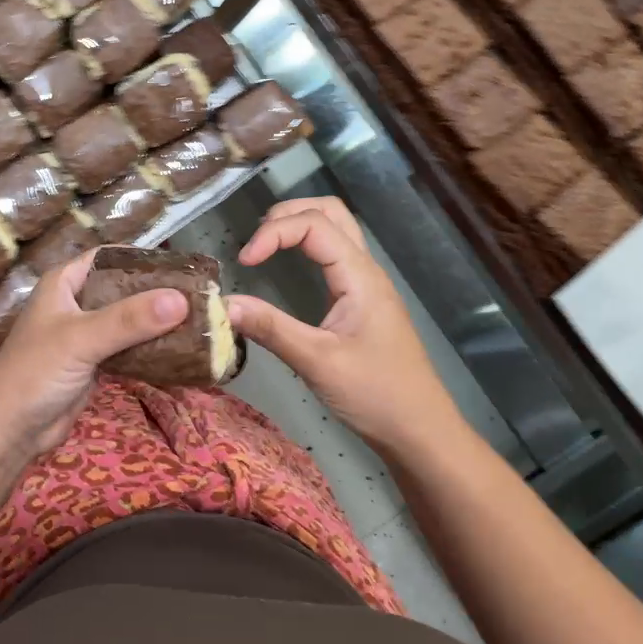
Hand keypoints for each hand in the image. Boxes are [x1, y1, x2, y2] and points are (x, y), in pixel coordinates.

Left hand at [0, 248, 186, 456]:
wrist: (9, 430)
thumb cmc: (36, 373)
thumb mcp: (81, 339)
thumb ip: (129, 320)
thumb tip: (182, 300)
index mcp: (63, 283)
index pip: (108, 257)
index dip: (142, 258)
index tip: (183, 267)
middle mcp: (74, 303)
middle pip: (123, 289)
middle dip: (157, 294)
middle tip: (202, 298)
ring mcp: (84, 335)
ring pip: (128, 321)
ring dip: (157, 324)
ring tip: (201, 324)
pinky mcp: (93, 365)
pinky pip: (128, 349)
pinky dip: (151, 350)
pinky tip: (181, 354)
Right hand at [226, 198, 468, 457]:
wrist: (420, 431)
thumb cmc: (375, 395)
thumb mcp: (316, 362)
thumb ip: (270, 329)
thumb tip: (222, 304)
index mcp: (360, 277)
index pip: (313, 225)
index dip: (272, 233)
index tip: (243, 262)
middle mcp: (366, 271)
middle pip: (329, 212)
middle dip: (286, 214)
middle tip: (254, 242)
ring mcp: (366, 285)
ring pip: (335, 230)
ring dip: (297, 226)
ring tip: (262, 247)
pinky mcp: (361, 301)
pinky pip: (334, 254)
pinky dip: (305, 246)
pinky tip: (284, 267)